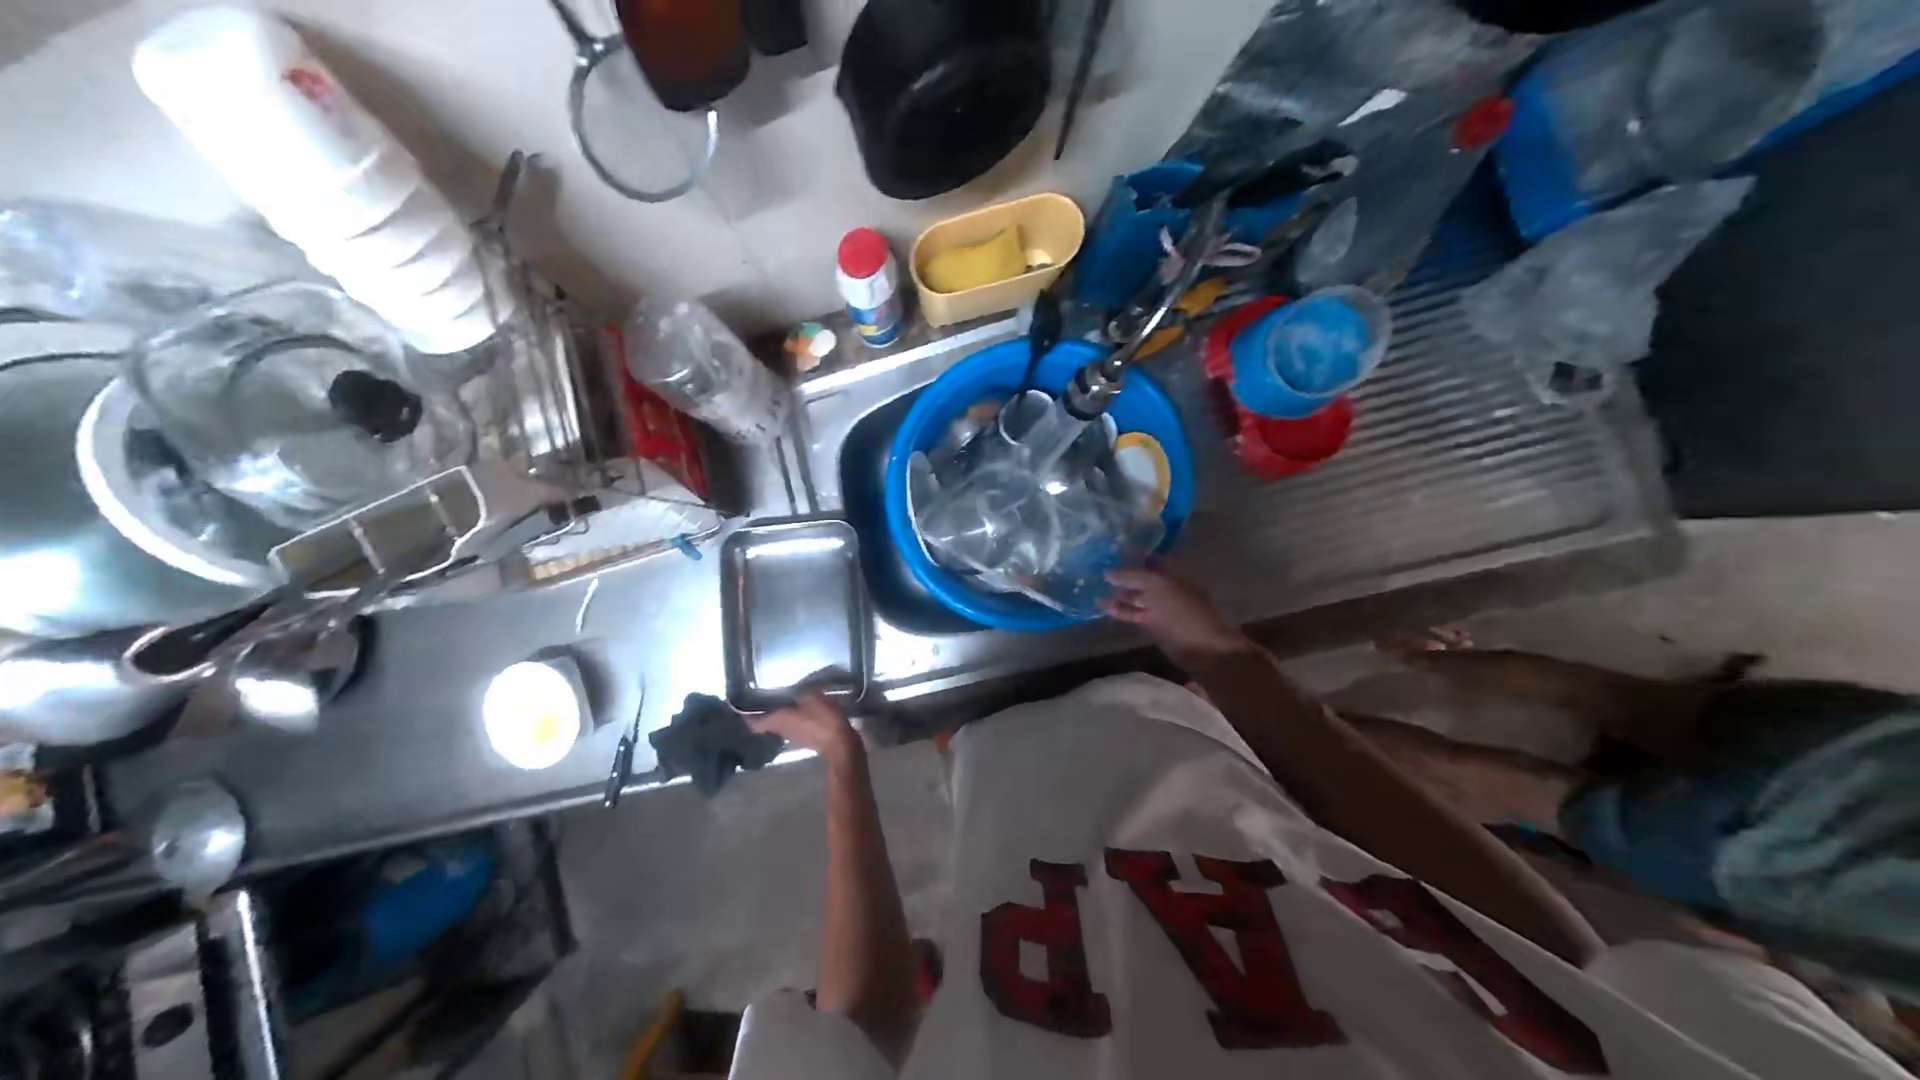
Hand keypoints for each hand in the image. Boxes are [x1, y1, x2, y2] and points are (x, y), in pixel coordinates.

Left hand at [749, 693, 859, 764]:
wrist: (842, 745)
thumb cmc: (824, 721)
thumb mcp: (813, 699)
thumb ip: (801, 691)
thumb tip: (795, 688)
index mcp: (779, 720)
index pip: (754, 722)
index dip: (746, 715)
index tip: (742, 704)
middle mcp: (782, 730)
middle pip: (767, 722)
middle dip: (765, 710)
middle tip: (765, 694)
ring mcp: (795, 736)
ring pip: (781, 724)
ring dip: (780, 714)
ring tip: (785, 698)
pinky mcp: (808, 738)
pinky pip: (795, 725)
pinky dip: (795, 717)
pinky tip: (803, 707)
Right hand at [1104, 567, 1253, 666]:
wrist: (1202, 650)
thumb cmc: (1183, 613)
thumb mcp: (1158, 587)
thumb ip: (1133, 576)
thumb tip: (1108, 573)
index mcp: (1175, 573)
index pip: (1151, 558)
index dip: (1132, 554)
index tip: (1110, 552)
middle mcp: (1168, 587)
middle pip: (1143, 577)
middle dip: (1123, 574)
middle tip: (1097, 569)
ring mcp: (1162, 607)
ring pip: (1137, 596)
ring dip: (1119, 593)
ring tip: (1095, 590)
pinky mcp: (1155, 625)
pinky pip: (1136, 613)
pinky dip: (1122, 611)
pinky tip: (1105, 608)